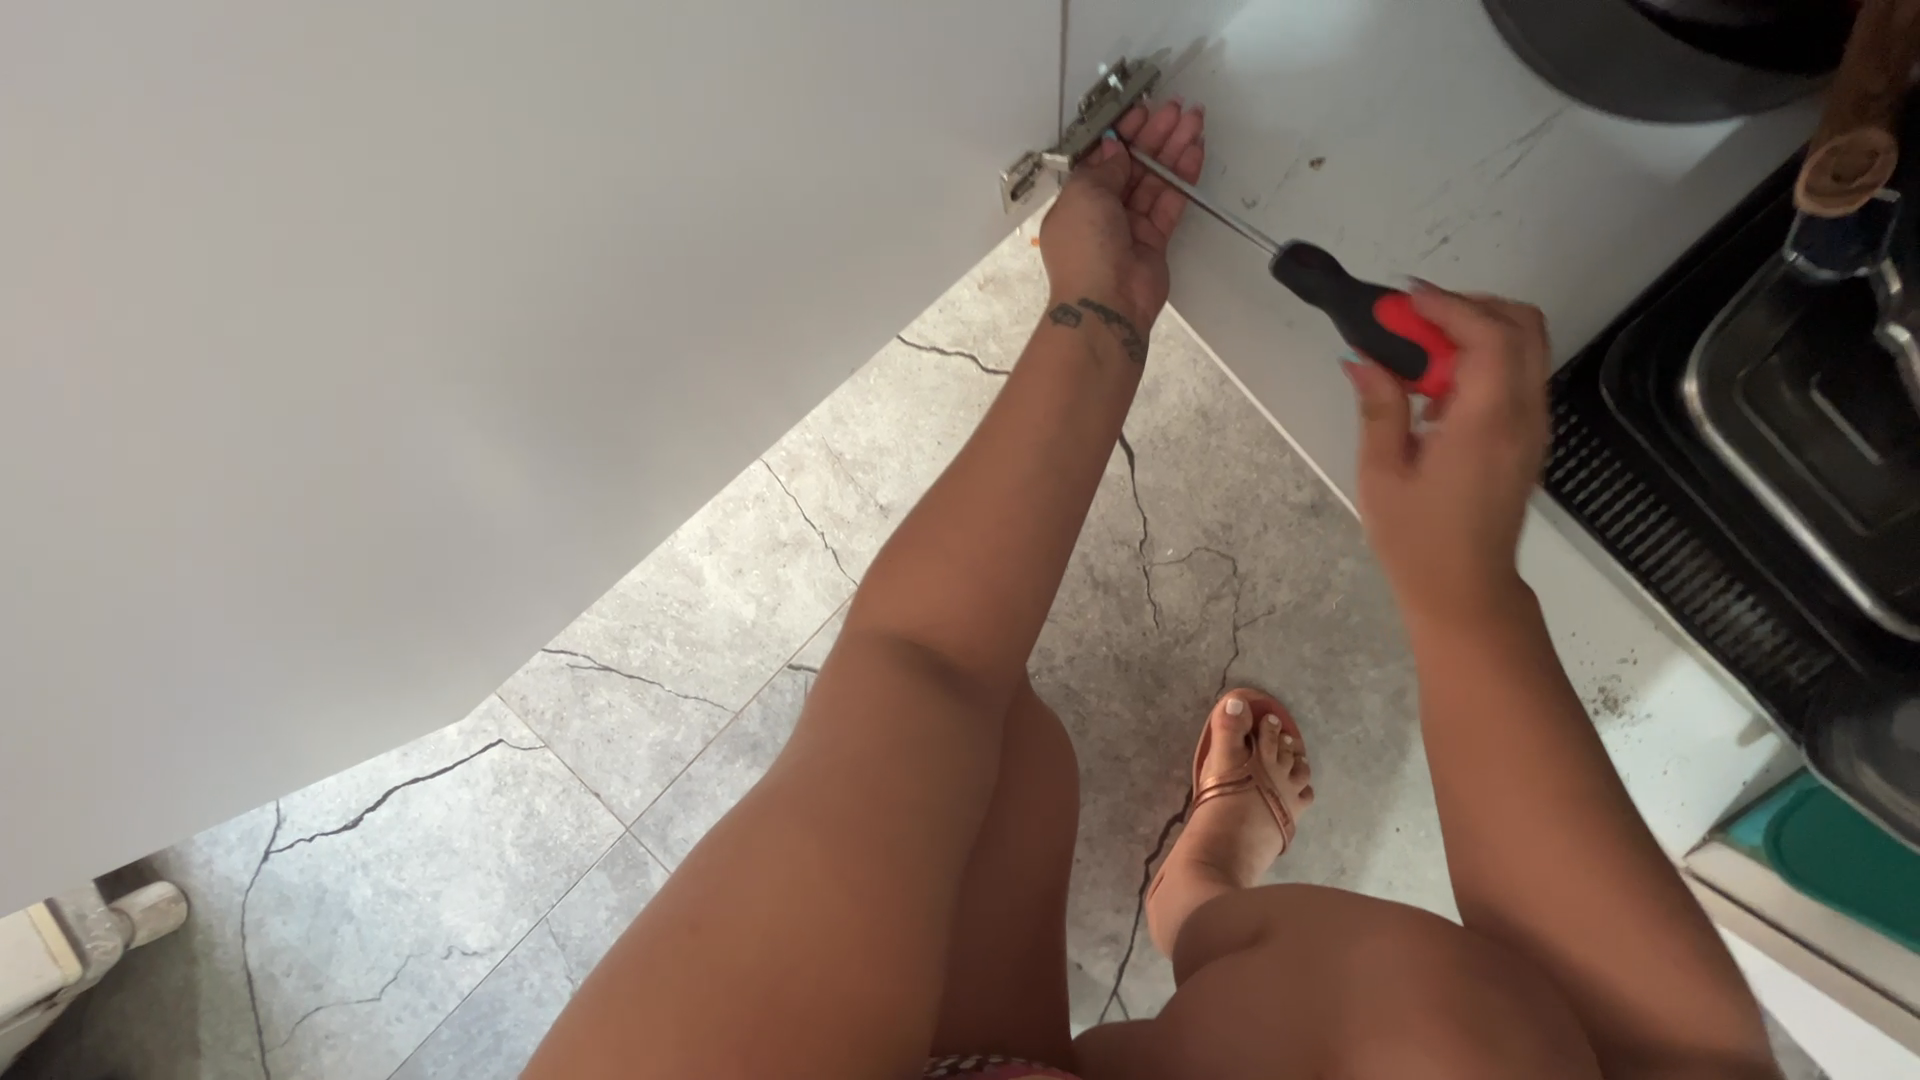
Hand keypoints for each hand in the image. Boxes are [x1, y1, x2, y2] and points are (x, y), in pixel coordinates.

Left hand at [1038, 99, 1204, 341]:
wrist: (1105, 302)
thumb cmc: (1083, 252)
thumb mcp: (1083, 193)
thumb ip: (1104, 166)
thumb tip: (1115, 149)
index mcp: (1075, 203)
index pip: (1100, 160)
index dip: (1121, 134)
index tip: (1141, 112)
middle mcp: (1100, 215)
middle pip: (1131, 166)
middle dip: (1153, 136)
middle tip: (1175, 110)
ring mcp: (1128, 228)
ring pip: (1154, 180)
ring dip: (1173, 150)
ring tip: (1193, 121)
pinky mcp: (1153, 242)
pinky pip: (1169, 202)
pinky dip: (1182, 177)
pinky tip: (1194, 152)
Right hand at [1347, 285, 1551, 629]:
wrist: (1463, 588)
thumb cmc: (1415, 538)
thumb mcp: (1381, 474)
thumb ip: (1378, 408)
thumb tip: (1361, 359)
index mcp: (1486, 422)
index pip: (1488, 335)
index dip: (1448, 305)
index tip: (1404, 298)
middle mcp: (1523, 415)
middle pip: (1522, 327)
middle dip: (1468, 307)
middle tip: (1413, 319)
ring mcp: (1532, 426)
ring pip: (1525, 348)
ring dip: (1477, 330)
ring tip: (1418, 348)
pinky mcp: (1527, 438)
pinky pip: (1517, 376)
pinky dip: (1483, 359)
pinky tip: (1436, 386)